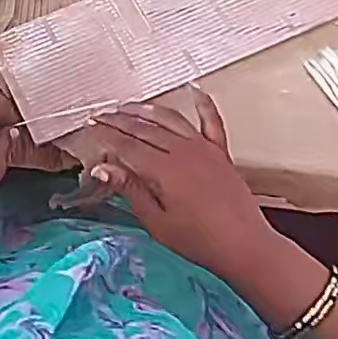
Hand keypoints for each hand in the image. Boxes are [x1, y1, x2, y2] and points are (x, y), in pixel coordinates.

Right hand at [78, 87, 278, 274]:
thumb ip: (130, 189)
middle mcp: (183, 151)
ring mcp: (204, 148)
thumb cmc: (199, 240)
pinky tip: (194, 91)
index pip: (126, 145)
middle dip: (118, 120)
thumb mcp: (156, 220)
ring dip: (146, 110)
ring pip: (169, 119)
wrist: (246, 247)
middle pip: (143, 129)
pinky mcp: (220, 152)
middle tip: (100, 116)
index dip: (106, 135)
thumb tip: (101, 168)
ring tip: (127, 106)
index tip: (90, 128)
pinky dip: (203, 104)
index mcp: (164, 169)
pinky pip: (211, 122)